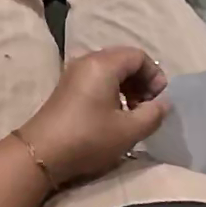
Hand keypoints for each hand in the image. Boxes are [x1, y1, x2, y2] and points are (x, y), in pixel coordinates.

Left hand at [17, 47, 169, 185]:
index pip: (138, 55)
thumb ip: (153, 113)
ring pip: (109, 69)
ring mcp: (73, 72)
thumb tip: (163, 102)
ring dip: (127, 86)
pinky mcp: (67, 86)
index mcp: (102, 64)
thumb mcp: (129, 130)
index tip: (158, 100)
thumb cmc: (88, 137)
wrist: (42, 151)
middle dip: (141, 80)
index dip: (154, 75)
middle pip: (123, 59)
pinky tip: (113, 114)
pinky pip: (96, 78)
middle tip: (147, 107)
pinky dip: (111, 90)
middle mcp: (86, 61)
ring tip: (132, 113)